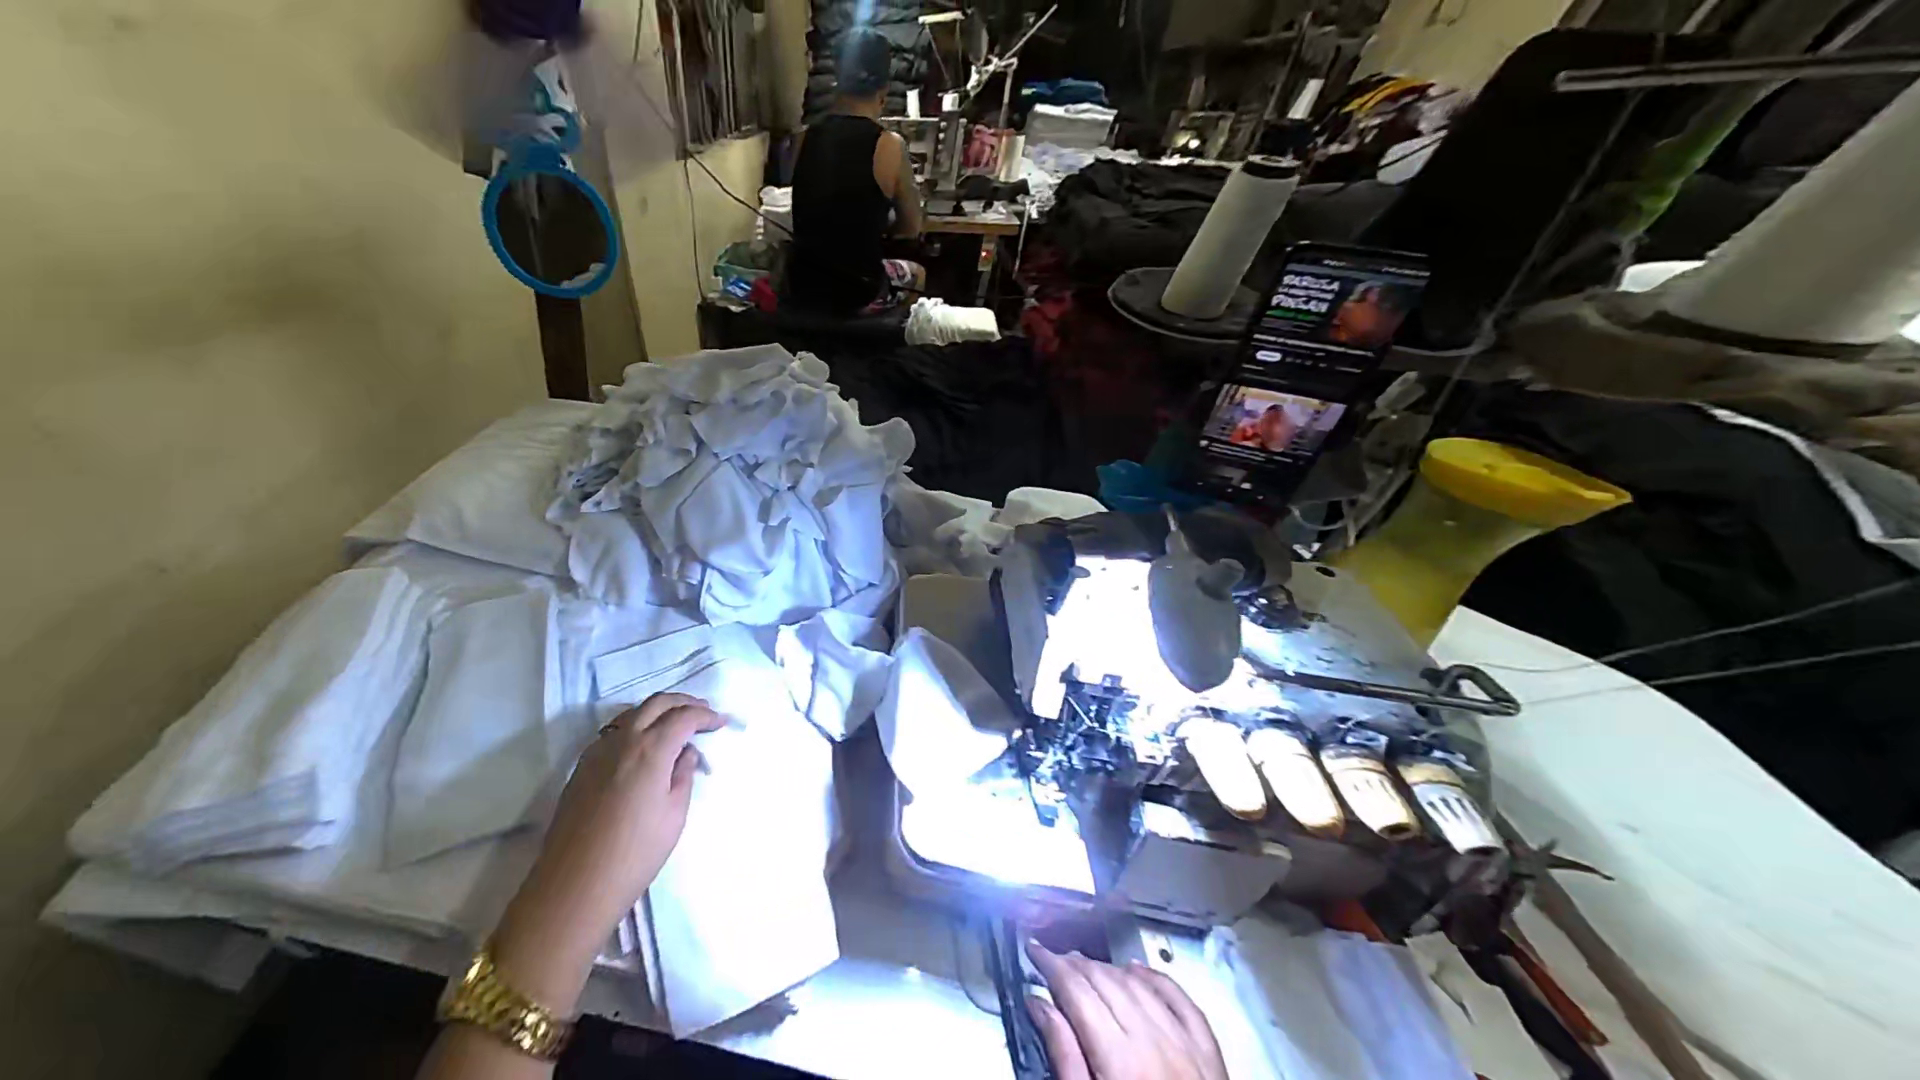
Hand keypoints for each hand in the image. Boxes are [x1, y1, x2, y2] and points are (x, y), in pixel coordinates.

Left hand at [490, 692, 723, 1009]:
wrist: (574, 886)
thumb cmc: (635, 853)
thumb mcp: (675, 814)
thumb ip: (683, 774)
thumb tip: (685, 753)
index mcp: (650, 749)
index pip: (684, 716)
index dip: (706, 715)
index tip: (722, 721)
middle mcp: (622, 741)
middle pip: (657, 703)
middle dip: (684, 701)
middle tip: (704, 711)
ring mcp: (597, 752)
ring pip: (632, 713)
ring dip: (658, 710)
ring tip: (676, 723)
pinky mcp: (581, 767)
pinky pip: (614, 732)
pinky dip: (636, 725)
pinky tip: (645, 744)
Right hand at [1025, 942, 1228, 1079]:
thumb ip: (1063, 1055)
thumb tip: (1039, 1004)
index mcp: (1119, 1060)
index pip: (1078, 992)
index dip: (1052, 966)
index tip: (1033, 951)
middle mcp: (1153, 1041)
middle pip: (1106, 981)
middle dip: (1075, 964)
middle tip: (1052, 960)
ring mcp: (1185, 1044)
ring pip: (1138, 984)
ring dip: (1107, 968)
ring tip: (1084, 965)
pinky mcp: (1209, 1053)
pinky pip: (1179, 998)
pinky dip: (1155, 978)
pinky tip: (1136, 971)